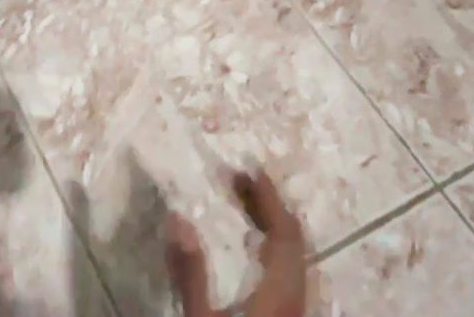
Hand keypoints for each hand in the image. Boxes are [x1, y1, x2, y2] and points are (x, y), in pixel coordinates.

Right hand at [165, 171, 307, 316]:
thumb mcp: (202, 316)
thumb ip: (191, 271)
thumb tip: (177, 218)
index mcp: (280, 289)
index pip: (285, 235)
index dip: (271, 199)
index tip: (252, 170)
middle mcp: (297, 295)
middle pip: (294, 242)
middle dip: (269, 206)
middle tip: (240, 181)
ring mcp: (296, 308)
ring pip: (294, 256)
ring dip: (272, 226)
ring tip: (244, 207)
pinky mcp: (289, 315)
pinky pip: (291, 271)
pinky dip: (273, 248)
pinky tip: (251, 250)